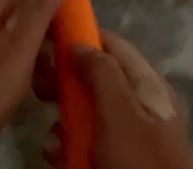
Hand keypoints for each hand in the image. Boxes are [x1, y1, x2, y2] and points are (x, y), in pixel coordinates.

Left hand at [0, 0, 63, 153]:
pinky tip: (30, 89)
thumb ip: (37, 10)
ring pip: (7, 39)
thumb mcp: (17, 47)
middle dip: (43, 25)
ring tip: (54, 75)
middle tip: (67, 46)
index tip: (72, 8)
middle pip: (13, 10)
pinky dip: (18, 70)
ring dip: (33, 52)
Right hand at [38, 32, 192, 168]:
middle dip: (67, 84)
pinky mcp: (116, 164)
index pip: (113, 45)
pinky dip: (70, 149)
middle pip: (97, 80)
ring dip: (65, 121)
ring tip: (52, 136)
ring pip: (89, 115)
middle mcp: (141, 108)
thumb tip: (80, 41)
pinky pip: (88, 146)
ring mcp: (129, 139)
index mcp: (150, 87)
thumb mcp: (119, 113)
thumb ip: (101, 72)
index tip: (48, 41)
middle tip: (43, 91)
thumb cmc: (137, 163)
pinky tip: (56, 157)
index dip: (82, 36)